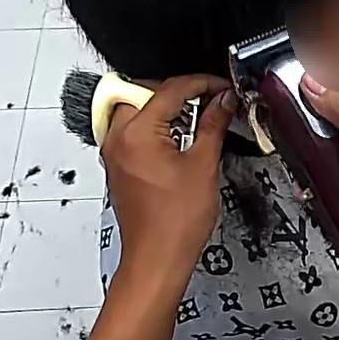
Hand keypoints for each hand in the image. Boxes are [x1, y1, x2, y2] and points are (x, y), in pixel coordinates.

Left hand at [101, 75, 236, 286]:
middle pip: (144, 90)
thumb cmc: (176, 222)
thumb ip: (213, 125)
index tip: (223, 88)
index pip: (170, 89)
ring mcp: (114, 151)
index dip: (202, 84)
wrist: (158, 256)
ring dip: (164, 106)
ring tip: (196, 116)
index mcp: (138, 133)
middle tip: (209, 98)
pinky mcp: (119, 164)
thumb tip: (223, 102)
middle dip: (178, 90)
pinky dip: (154, 124)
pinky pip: (132, 128)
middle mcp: (118, 138)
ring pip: (135, 107)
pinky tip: (180, 136)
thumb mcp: (204, 165)